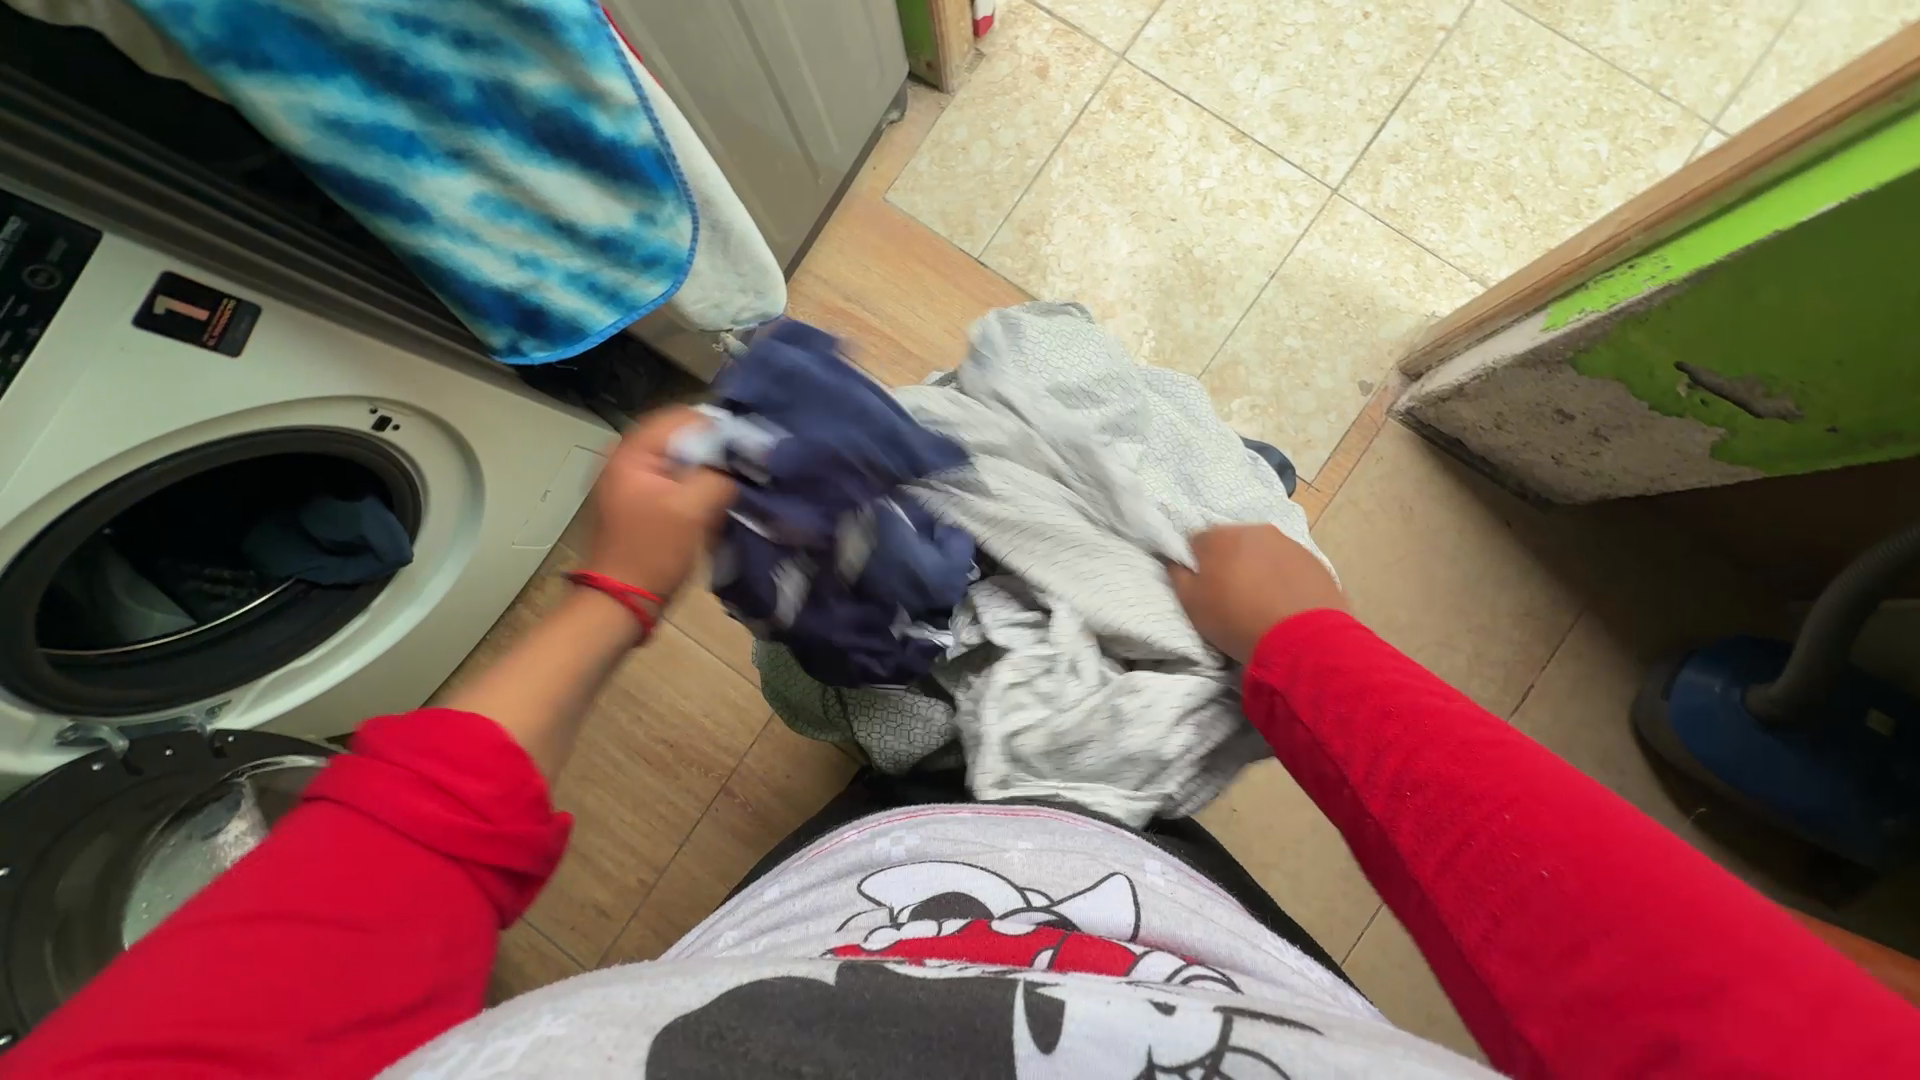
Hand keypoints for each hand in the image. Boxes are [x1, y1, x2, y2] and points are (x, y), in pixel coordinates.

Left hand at [583, 406, 736, 599]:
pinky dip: (696, 486)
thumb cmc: (654, 553)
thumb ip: (718, 475)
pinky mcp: (641, 500)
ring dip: (707, 470)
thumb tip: (738, 462)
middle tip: (743, 468)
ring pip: (681, 460)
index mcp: (631, 451)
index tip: (746, 451)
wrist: (621, 601)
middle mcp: (626, 456)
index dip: (718, 430)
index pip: (683, 416)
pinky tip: (714, 502)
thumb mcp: (692, 510)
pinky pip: (676, 479)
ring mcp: (631, 479)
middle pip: (682, 437)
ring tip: (732, 485)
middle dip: (714, 451)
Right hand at [1168, 525, 1346, 662]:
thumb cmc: (1236, 619)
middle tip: (1230, 594)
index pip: (1196, 542)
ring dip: (1256, 568)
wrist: (1301, 640)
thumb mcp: (1192, 604)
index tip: (1202, 587)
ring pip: (1261, 551)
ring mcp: (1288, 543)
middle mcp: (1254, 530)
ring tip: (1260, 600)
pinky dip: (1282, 577)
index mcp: (1219, 536)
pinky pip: (1288, 564)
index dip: (1195, 565)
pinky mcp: (1314, 560)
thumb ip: (1178, 576)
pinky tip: (1283, 602)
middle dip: (1227, 562)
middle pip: (1231, 542)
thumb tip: (1177, 561)